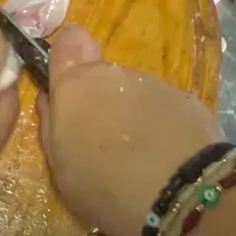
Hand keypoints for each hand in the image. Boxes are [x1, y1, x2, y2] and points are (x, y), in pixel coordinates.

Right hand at [36, 26, 222, 235]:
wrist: (180, 195)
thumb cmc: (105, 186)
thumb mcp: (61, 169)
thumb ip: (51, 126)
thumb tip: (50, 99)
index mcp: (75, 85)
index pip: (68, 40)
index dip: (68, 56)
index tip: (68, 85)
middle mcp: (112, 74)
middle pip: (101, 75)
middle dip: (101, 100)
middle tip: (106, 141)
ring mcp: (152, 83)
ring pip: (133, 93)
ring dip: (132, 115)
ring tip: (140, 158)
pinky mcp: (186, 99)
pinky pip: (163, 108)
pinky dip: (162, 126)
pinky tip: (167, 158)